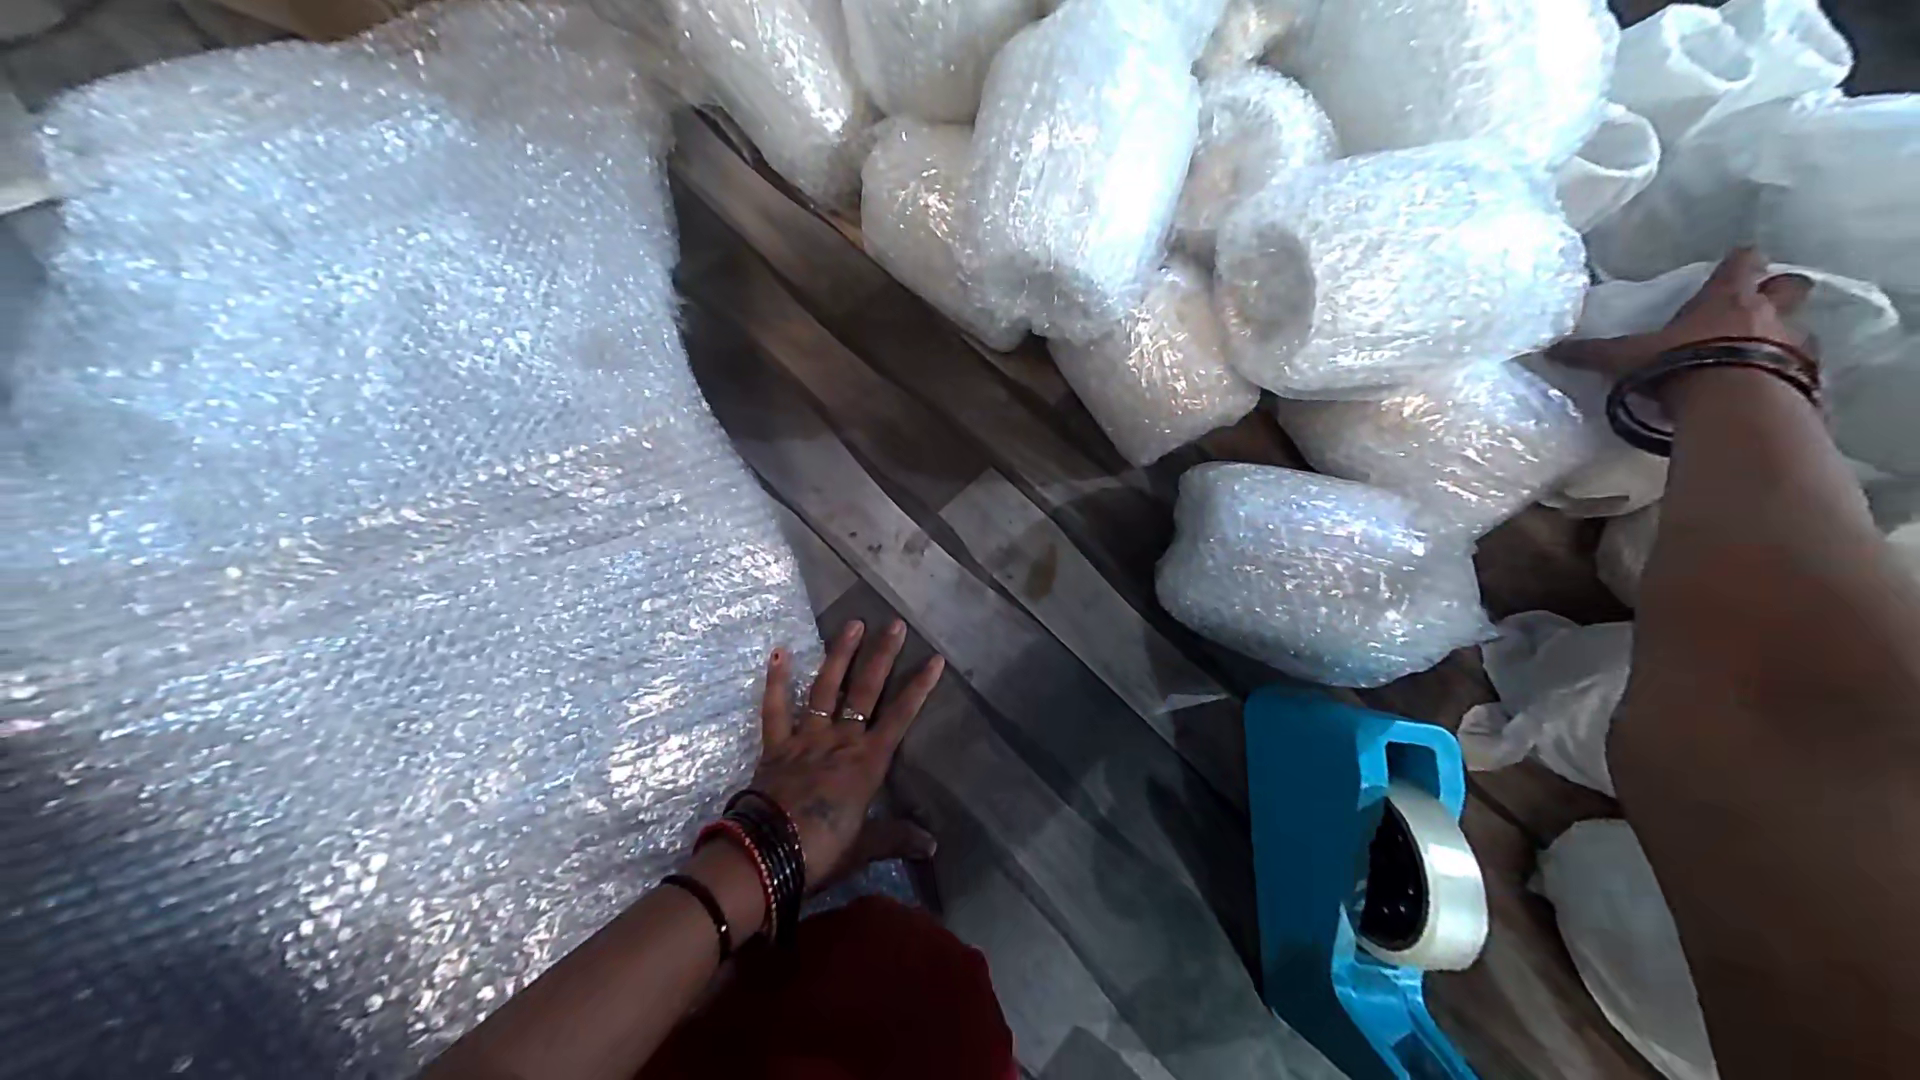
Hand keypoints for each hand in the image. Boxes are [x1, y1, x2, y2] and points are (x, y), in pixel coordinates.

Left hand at [753, 619, 945, 890]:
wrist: (766, 857)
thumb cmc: (821, 852)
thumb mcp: (864, 848)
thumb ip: (897, 838)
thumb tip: (932, 846)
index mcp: (867, 762)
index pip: (901, 716)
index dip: (919, 687)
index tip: (934, 658)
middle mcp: (840, 740)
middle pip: (865, 690)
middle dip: (882, 656)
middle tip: (894, 624)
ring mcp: (806, 737)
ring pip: (826, 688)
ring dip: (839, 655)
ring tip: (852, 624)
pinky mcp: (776, 744)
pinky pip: (775, 708)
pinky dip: (776, 681)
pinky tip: (779, 652)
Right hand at [1550, 248, 1816, 382]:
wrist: (1730, 400)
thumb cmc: (1677, 364)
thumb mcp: (1624, 358)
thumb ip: (1591, 353)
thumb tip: (1550, 349)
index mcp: (1726, 299)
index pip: (1741, 264)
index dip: (1738, 261)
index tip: (1736, 259)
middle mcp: (1767, 312)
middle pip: (1789, 285)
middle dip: (1778, 290)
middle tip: (1756, 304)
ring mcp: (1792, 340)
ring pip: (1798, 324)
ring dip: (1781, 333)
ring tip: (1757, 350)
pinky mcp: (1803, 371)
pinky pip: (1799, 363)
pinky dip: (1785, 367)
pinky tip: (1764, 380)